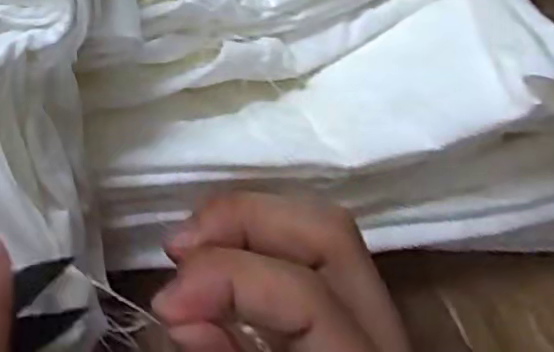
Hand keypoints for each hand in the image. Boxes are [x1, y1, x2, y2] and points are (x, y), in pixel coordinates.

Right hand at [151, 192, 409, 351]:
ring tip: (190, 251)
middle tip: (178, 248)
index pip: (304, 293)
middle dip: (238, 219)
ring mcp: (378, 320)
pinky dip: (251, 240)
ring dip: (239, 223)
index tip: (164, 305)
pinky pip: (303, 251)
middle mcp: (389, 334)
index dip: (224, 281)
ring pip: (315, 225)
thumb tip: (177, 315)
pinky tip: (215, 261)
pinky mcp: (352, 314)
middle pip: (325, 228)